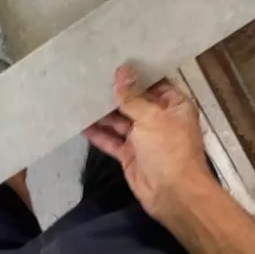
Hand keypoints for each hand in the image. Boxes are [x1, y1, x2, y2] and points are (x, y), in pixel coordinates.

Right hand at [83, 65, 215, 220]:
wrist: (173, 194)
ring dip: (103, 112)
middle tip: (91, 75)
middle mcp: (159, 119)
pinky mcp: (130, 154)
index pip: (155, 83)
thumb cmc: (169, 150)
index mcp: (174, 106)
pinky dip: (98, 134)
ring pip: (120, 121)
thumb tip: (121, 71)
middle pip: (135, 101)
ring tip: (81, 96)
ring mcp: (144, 138)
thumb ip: (132, 96)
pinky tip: (80, 124)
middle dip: (115, 92)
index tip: (115, 59)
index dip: (136, 73)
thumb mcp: (151, 118)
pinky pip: (112, 140)